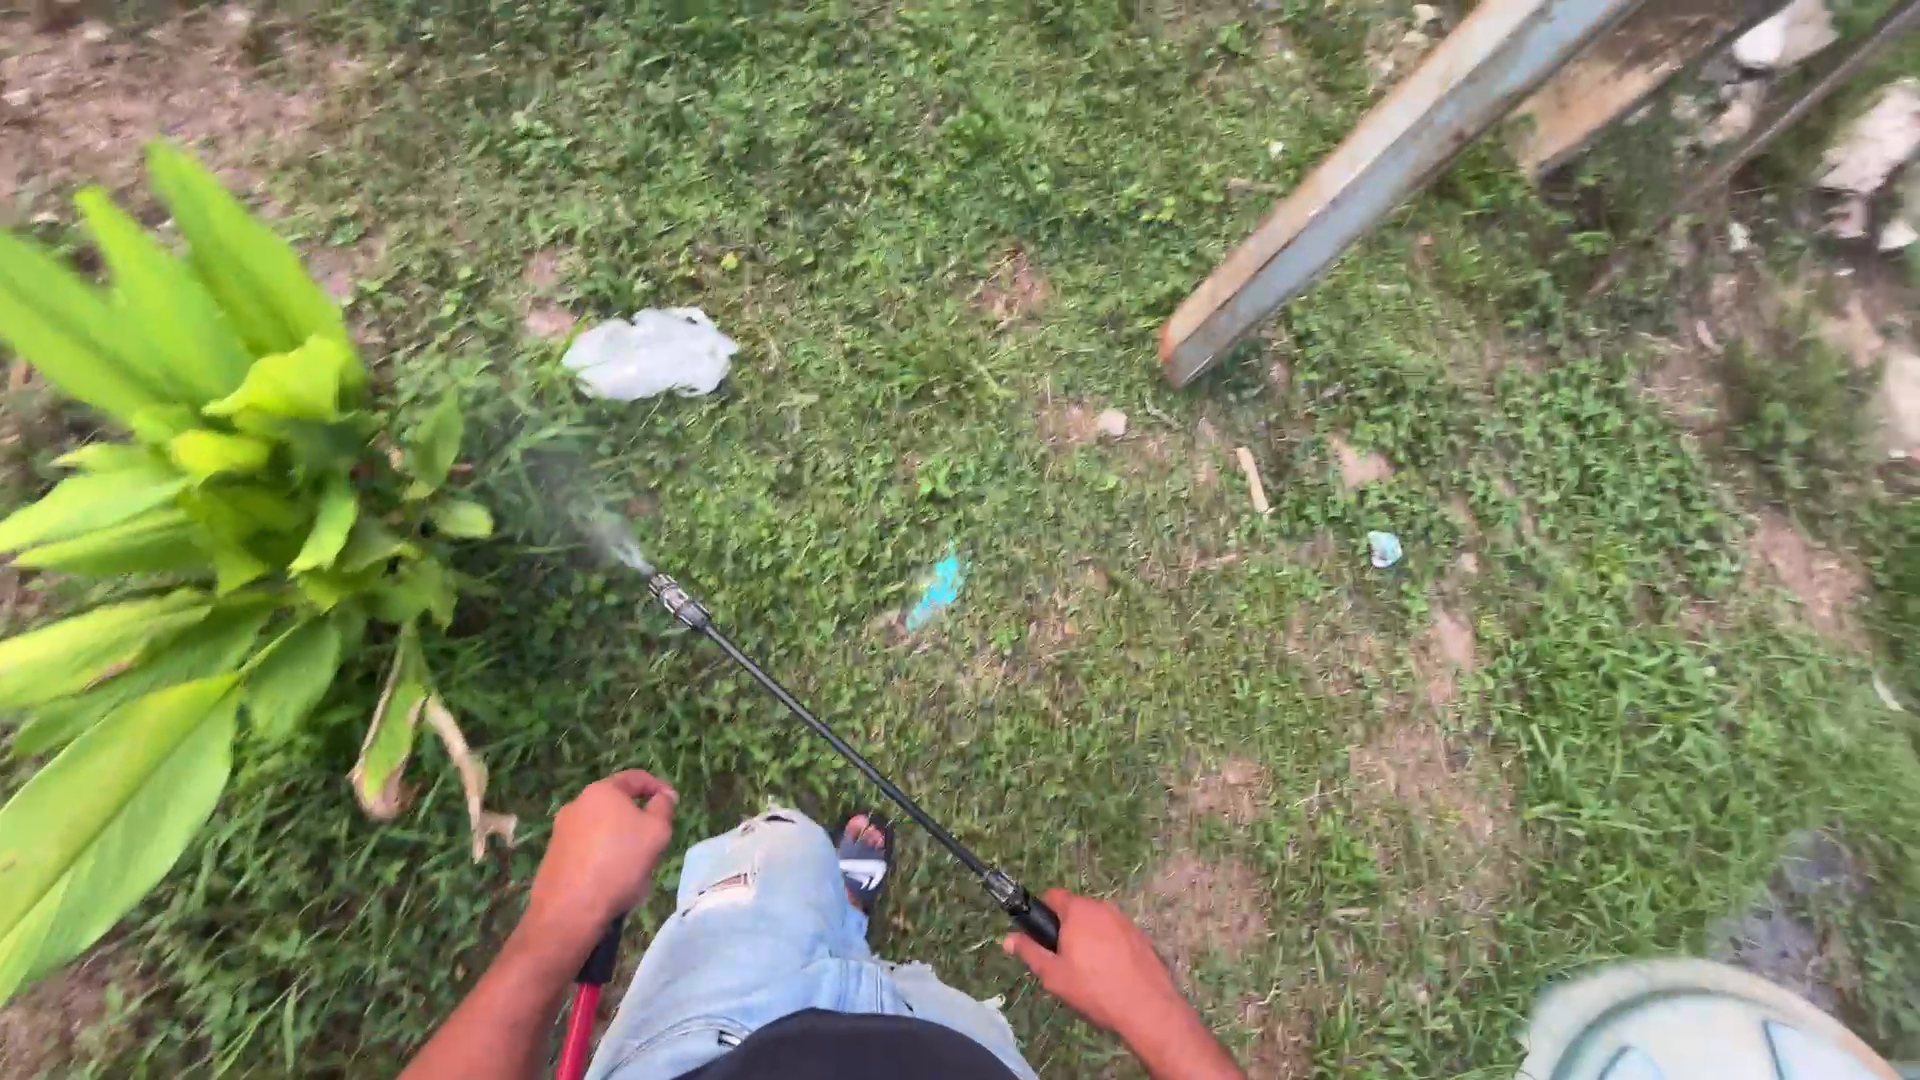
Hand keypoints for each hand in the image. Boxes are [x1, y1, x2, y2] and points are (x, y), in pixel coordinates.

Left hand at [526, 770, 677, 942]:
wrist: (568, 912)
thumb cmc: (619, 862)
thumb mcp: (657, 830)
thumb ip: (663, 807)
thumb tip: (662, 796)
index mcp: (601, 791)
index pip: (635, 778)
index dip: (658, 787)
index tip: (672, 803)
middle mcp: (576, 805)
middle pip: (617, 804)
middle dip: (639, 818)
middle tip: (655, 838)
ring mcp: (561, 833)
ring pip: (603, 829)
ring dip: (621, 840)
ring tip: (636, 865)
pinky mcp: (553, 858)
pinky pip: (588, 850)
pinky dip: (603, 857)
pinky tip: (612, 880)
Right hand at [1002, 889, 1188, 1039]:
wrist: (1147, 1007)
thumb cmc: (1094, 989)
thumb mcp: (1054, 975)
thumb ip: (1030, 952)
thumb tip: (1007, 938)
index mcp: (1078, 910)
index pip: (1052, 895)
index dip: (1043, 913)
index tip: (1043, 937)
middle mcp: (1101, 906)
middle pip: (1075, 908)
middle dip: (1066, 927)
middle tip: (1064, 959)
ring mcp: (1123, 919)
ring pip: (1096, 921)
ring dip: (1088, 936)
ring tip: (1089, 970)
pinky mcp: (1140, 934)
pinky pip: (1115, 932)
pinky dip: (1109, 944)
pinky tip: (1111, 972)